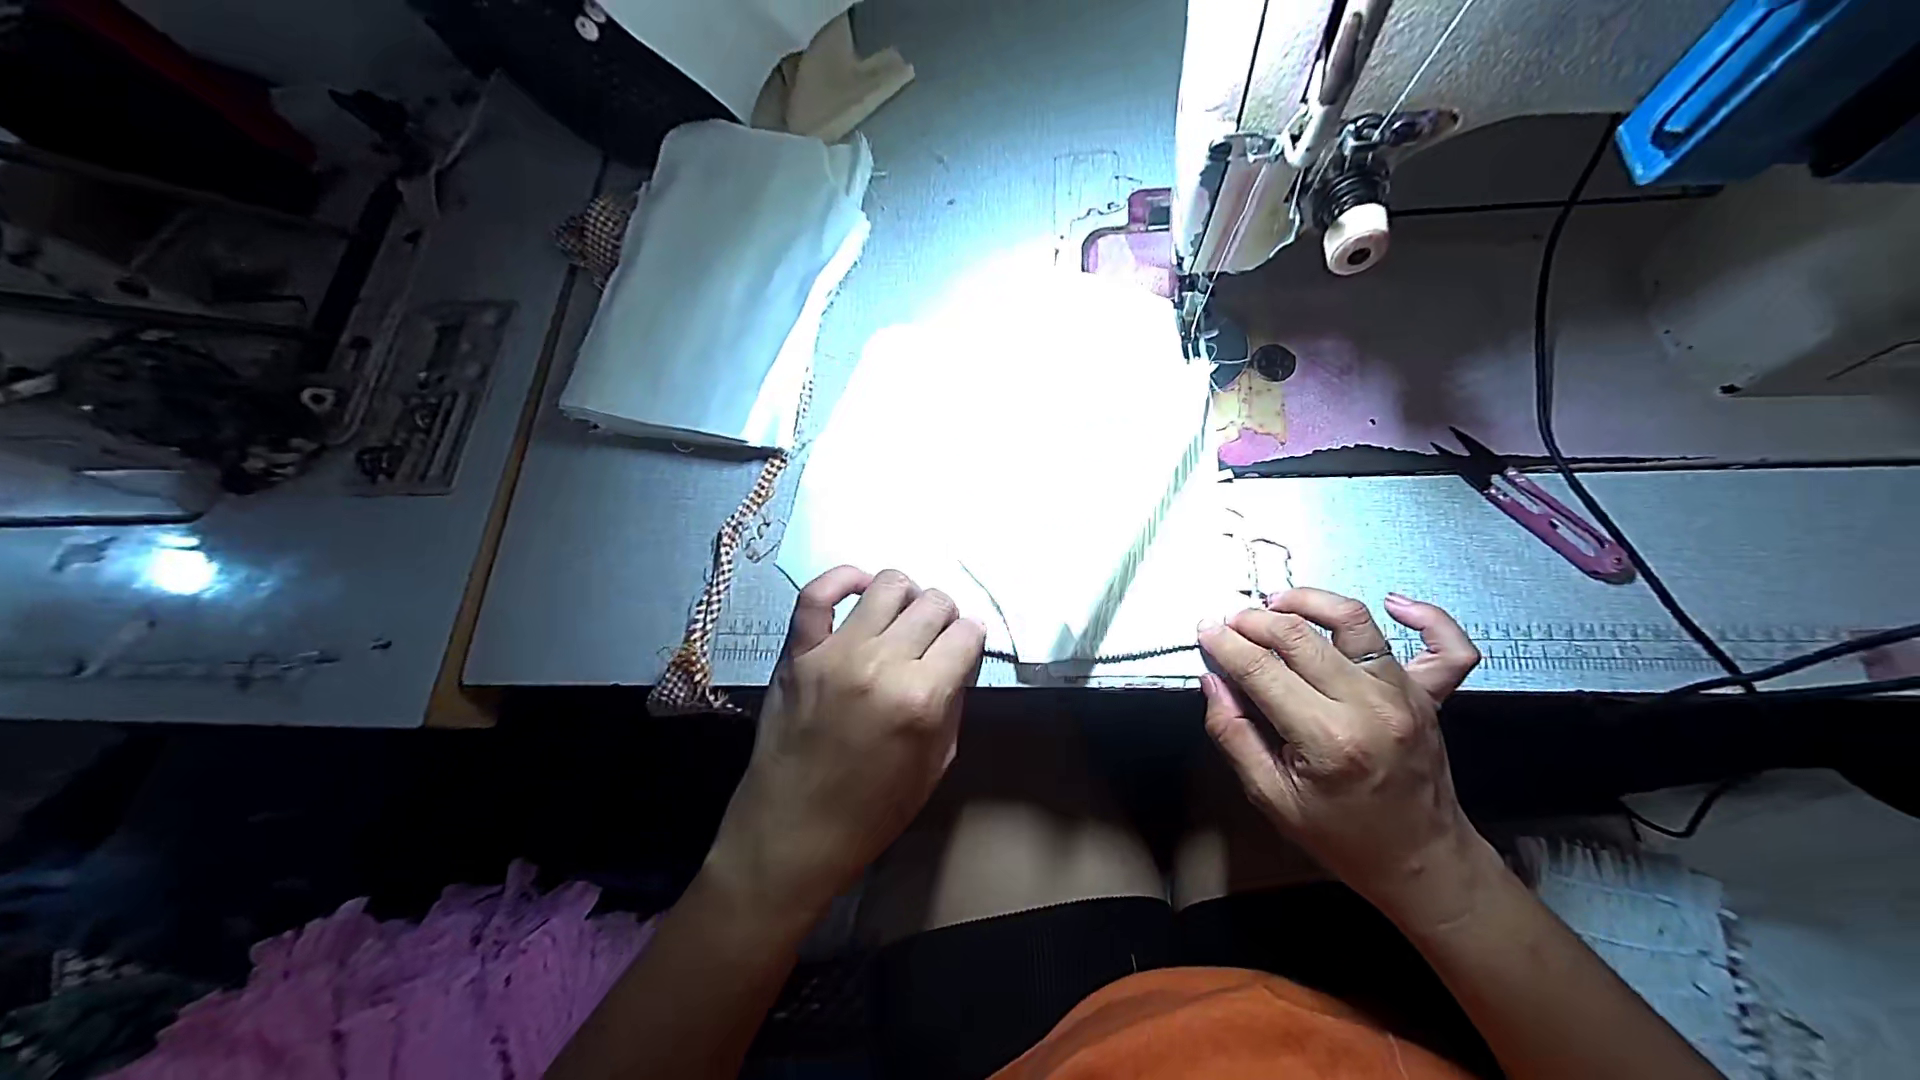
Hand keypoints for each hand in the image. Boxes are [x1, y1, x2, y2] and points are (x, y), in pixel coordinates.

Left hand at [708, 567, 985, 915]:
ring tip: (903, 617)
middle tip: (936, 637)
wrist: (794, 831)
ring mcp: (835, 652)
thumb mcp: (937, 763)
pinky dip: (843, 578)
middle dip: (946, 616)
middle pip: (933, 603)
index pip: (967, 634)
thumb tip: (957, 657)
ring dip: (907, 595)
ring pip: (886, 585)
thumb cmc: (874, 810)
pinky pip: (817, 592)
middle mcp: (882, 663)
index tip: (965, 647)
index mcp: (922, 697)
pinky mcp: (798, 651)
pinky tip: (860, 588)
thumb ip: (952, 701)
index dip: (972, 639)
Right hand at [1196, 588, 1485, 921]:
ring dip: (1309, 601)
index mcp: (1327, 738)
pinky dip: (1427, 617)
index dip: (1224, 643)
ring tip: (1279, 602)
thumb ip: (1232, 734)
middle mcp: (1370, 706)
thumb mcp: (1270, 796)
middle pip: (1299, 635)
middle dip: (1253, 619)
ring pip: (1355, 621)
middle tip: (1230, 622)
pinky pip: (1447, 646)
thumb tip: (1212, 679)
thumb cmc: (1340, 835)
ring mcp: (1406, 695)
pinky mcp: (1430, 695)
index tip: (1204, 629)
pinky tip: (1395, 603)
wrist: (1421, 861)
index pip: (1260, 668)